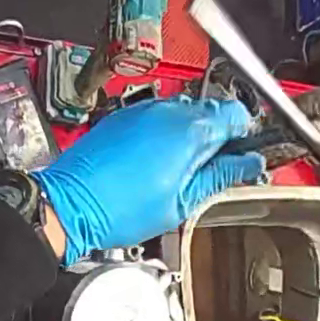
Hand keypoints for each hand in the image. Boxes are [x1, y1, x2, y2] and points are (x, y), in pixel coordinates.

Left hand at [35, 98, 264, 265]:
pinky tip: (153, 165)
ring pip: (183, 115)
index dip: (245, 137)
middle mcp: (168, 111)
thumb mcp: (181, 203)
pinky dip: (163, 136)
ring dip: (188, 138)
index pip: (238, 116)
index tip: (243, 156)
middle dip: (217, 139)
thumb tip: (249, 165)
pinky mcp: (123, 117)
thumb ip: (220, 178)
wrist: (69, 205)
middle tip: (209, 171)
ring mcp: (143, 111)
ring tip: (176, 173)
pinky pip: (156, 119)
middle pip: (211, 113)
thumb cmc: (118, 209)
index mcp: (191, 131)